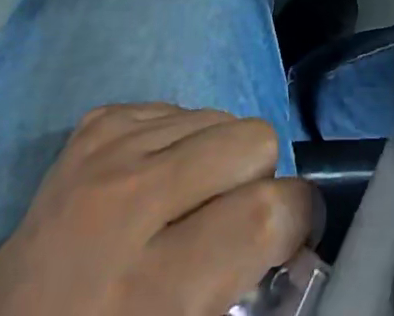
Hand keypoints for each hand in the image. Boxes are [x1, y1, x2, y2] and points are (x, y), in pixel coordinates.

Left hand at [0, 103, 314, 315]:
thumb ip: (245, 285)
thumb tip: (296, 236)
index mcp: (151, 285)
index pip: (266, 212)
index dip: (297, 218)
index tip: (287, 239)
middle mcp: (127, 200)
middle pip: (252, 139)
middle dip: (259, 178)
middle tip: (229, 219)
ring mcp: (106, 150)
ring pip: (221, 115)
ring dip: (221, 157)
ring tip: (187, 201)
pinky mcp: (96, 123)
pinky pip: (181, 108)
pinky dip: (183, 141)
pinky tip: (155, 181)